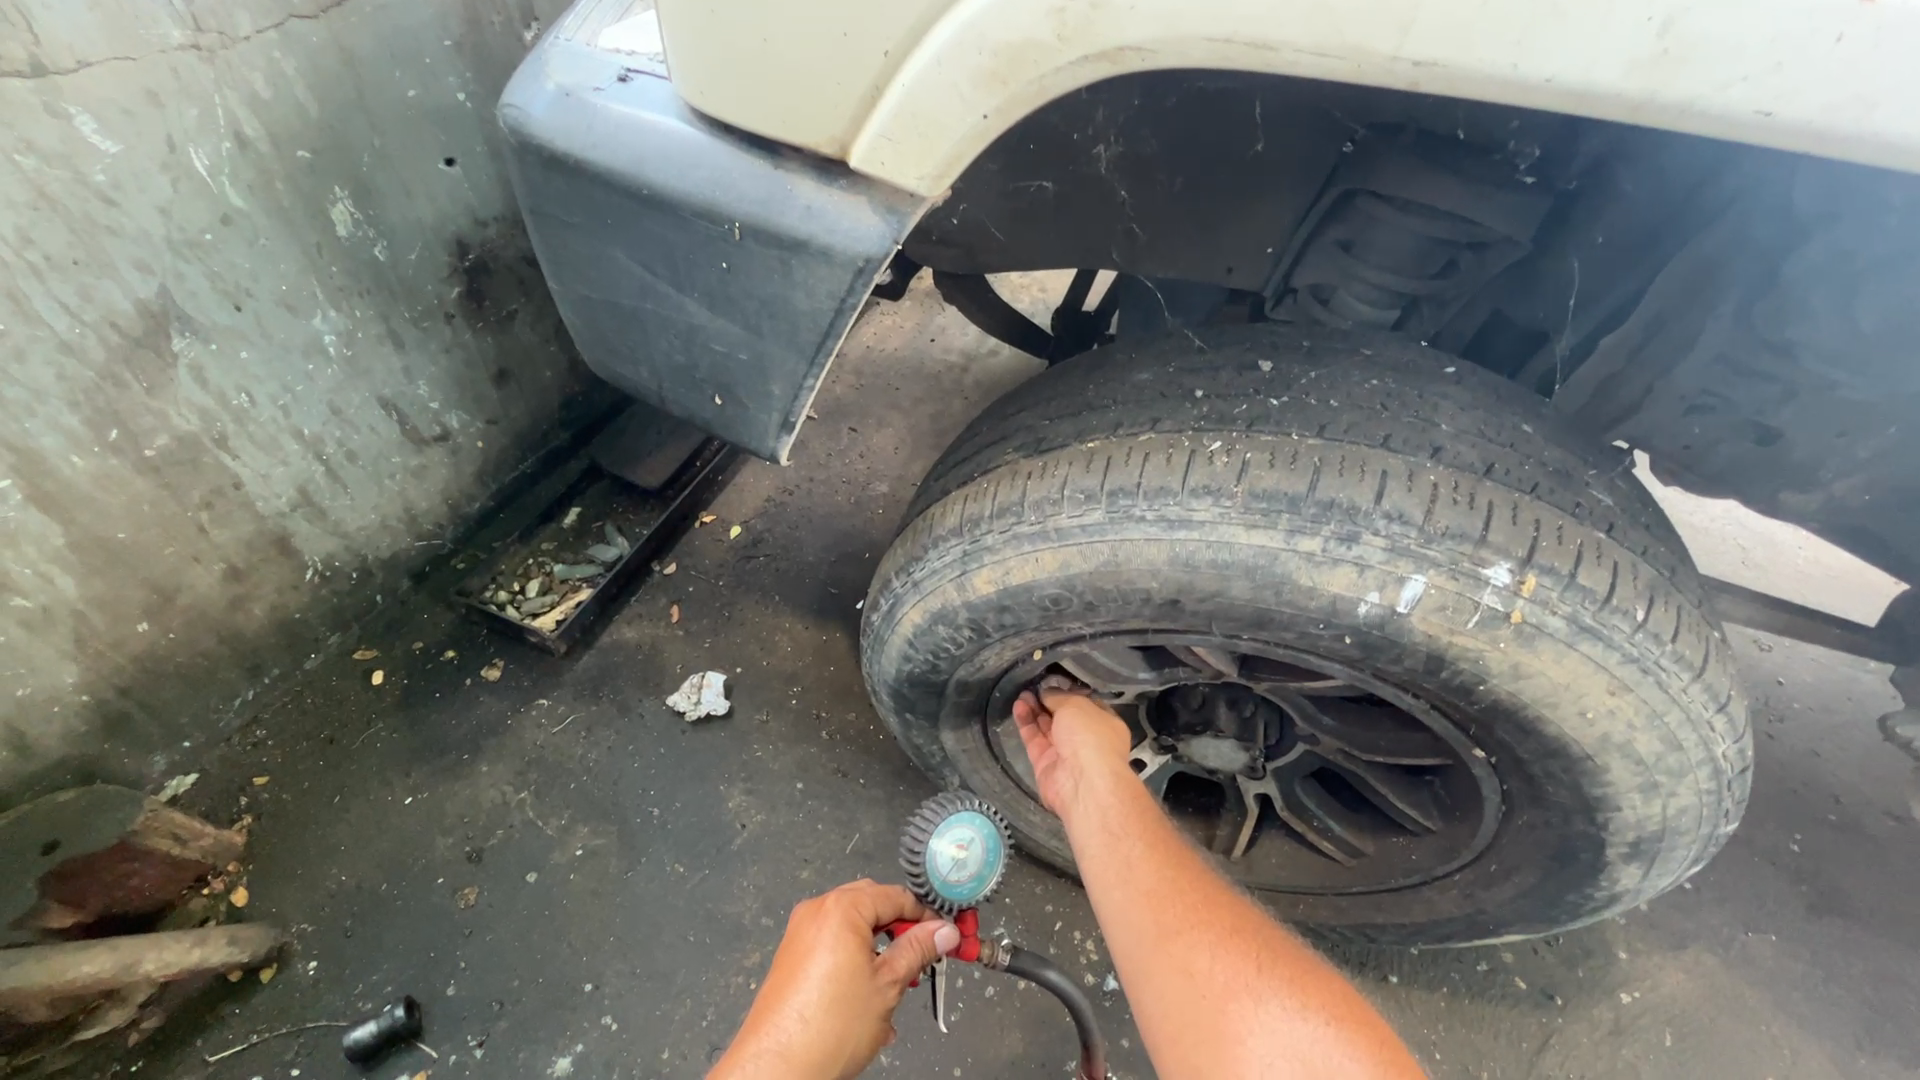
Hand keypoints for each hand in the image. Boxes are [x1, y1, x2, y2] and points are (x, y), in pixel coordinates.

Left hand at [710, 880, 959, 1079]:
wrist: (777, 1068)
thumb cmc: (825, 1029)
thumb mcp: (888, 985)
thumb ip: (918, 950)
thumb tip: (942, 931)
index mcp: (842, 908)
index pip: (896, 896)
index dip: (925, 916)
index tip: (943, 934)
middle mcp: (817, 911)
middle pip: (872, 906)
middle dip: (900, 930)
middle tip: (924, 955)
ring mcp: (801, 933)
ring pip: (852, 928)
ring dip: (879, 949)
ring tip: (897, 984)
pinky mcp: (791, 956)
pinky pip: (832, 945)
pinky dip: (855, 960)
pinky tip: (868, 997)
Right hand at [1012, 683, 1136, 822]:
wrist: (1082, 782)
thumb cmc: (1090, 736)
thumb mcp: (1076, 705)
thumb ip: (1058, 696)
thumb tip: (1046, 692)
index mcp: (1104, 723)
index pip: (1085, 704)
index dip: (1069, 691)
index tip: (1053, 680)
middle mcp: (1086, 738)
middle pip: (1063, 715)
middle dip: (1048, 700)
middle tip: (1033, 686)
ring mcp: (1065, 752)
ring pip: (1046, 726)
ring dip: (1035, 709)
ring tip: (1023, 692)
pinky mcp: (1045, 763)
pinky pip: (1034, 738)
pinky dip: (1026, 722)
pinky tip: (1019, 706)